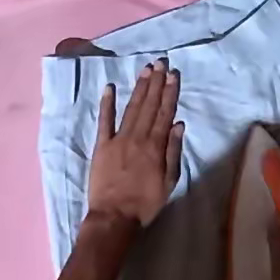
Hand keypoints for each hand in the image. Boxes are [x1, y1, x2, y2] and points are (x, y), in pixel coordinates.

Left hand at [86, 58, 183, 226]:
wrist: (114, 216)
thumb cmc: (145, 203)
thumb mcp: (169, 181)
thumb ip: (173, 151)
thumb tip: (178, 124)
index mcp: (155, 146)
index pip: (164, 113)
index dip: (169, 92)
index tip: (173, 74)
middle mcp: (137, 137)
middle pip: (149, 105)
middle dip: (155, 83)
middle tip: (160, 62)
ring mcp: (117, 139)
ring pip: (131, 108)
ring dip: (139, 88)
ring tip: (145, 70)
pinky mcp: (101, 145)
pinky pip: (104, 120)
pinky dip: (107, 103)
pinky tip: (110, 87)